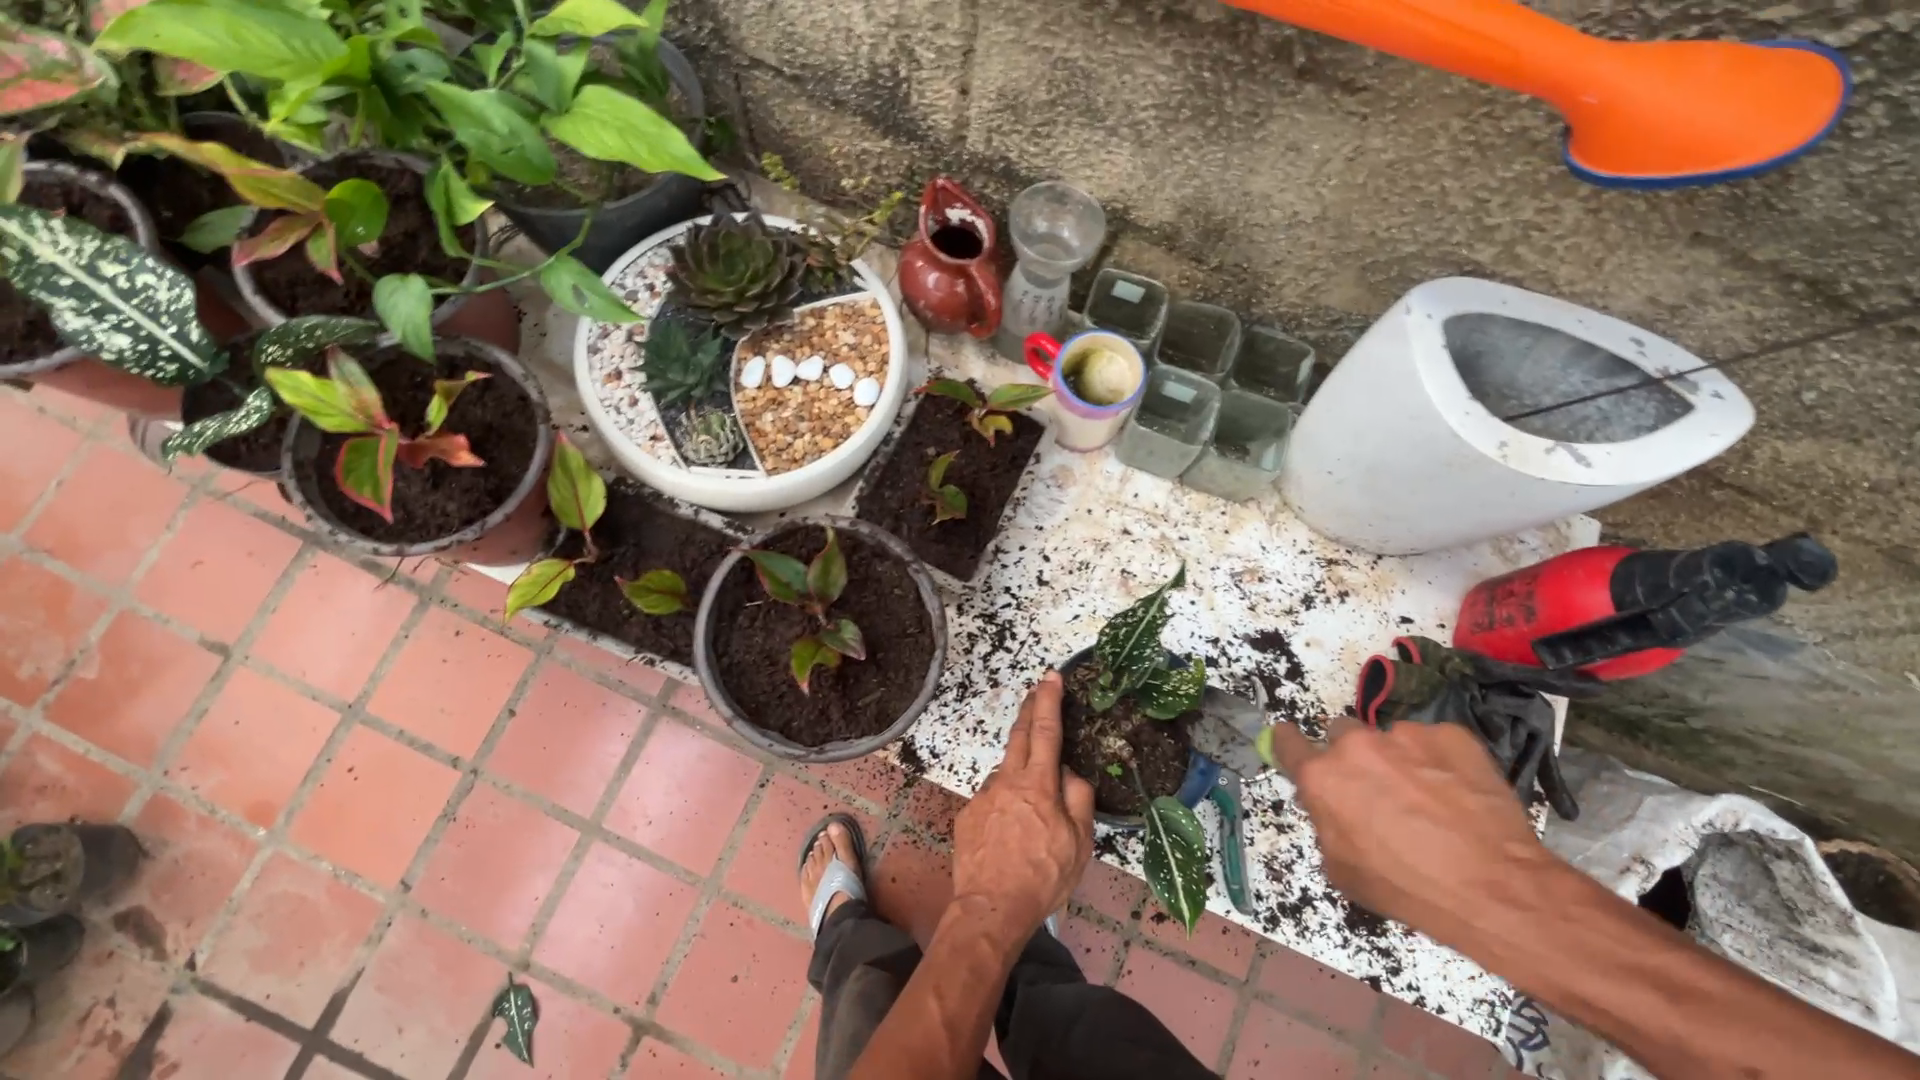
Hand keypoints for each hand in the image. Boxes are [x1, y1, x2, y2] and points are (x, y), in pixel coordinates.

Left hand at [952, 671, 1095, 941]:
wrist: (991, 908)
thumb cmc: (1043, 877)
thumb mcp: (1079, 843)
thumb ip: (1078, 800)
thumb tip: (1070, 774)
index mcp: (1038, 785)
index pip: (1045, 731)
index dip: (1049, 701)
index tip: (1051, 677)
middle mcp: (1007, 782)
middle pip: (1018, 737)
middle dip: (1029, 710)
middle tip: (1036, 691)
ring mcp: (983, 798)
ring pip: (1005, 774)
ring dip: (1019, 774)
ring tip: (1032, 809)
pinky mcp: (968, 816)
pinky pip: (992, 800)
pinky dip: (1004, 805)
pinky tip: (1010, 833)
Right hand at [1266, 717, 1563, 944]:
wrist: (1492, 886)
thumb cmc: (1407, 887)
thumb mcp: (1342, 870)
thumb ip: (1325, 826)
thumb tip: (1332, 807)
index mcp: (1322, 778)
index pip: (1287, 742)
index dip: (1289, 744)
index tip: (1294, 746)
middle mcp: (1356, 746)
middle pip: (1341, 734)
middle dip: (1353, 757)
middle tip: (1377, 790)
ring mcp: (1406, 735)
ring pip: (1391, 739)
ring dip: (1399, 760)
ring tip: (1429, 798)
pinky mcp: (1452, 735)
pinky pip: (1434, 742)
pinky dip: (1439, 762)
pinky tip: (1457, 794)